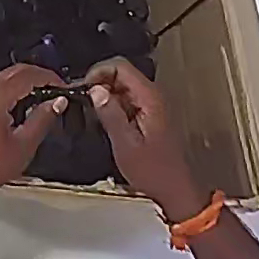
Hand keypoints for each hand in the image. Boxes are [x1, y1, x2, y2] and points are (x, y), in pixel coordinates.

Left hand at [0, 64, 64, 205]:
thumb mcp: (23, 145)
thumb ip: (43, 119)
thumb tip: (58, 102)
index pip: (27, 75)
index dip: (49, 77)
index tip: (65, 86)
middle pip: (17, 70)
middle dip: (40, 75)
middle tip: (59, 88)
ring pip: (8, 76)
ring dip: (29, 81)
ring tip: (49, 95)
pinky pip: (1, 86)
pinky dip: (18, 88)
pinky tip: (30, 103)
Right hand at [85, 58, 210, 218]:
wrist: (175, 191)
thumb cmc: (153, 171)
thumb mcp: (125, 143)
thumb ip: (110, 113)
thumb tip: (95, 89)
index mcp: (149, 98)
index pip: (120, 66)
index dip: (98, 72)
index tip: (85, 89)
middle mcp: (152, 96)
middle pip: (120, 72)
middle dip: (99, 82)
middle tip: (84, 101)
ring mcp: (150, 104)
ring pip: (121, 85)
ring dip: (104, 94)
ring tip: (92, 111)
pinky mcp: (147, 114)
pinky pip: (124, 98)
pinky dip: (111, 104)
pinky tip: (104, 120)